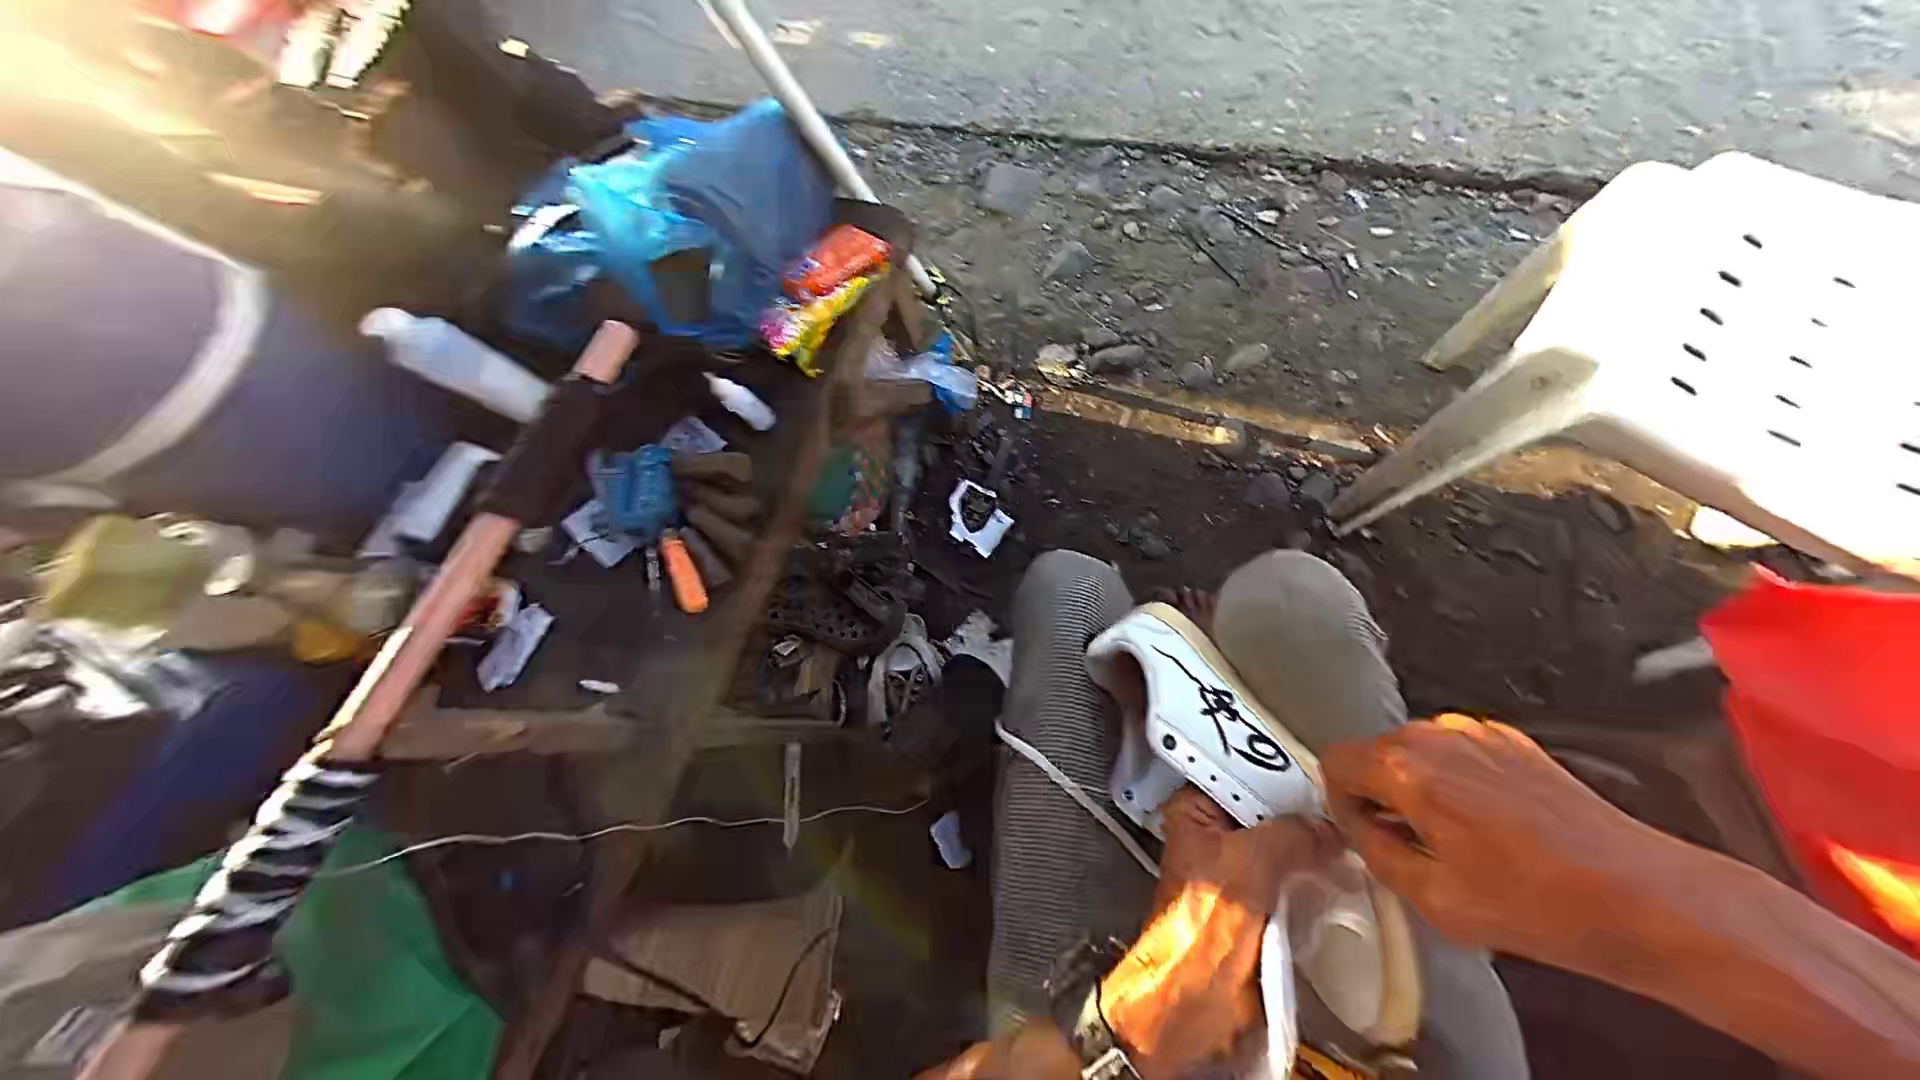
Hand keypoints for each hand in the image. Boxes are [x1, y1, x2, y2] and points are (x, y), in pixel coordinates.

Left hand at [1100, 787, 1339, 1079]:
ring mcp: (1233, 864)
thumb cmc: (1209, 919)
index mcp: (1193, 809)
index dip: (1277, 772)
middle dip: (1299, 811)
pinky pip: (1287, 874)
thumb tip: (1331, 826)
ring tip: (1350, 836)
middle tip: (1343, 807)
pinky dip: (1311, 873)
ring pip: (1278, 843)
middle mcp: (1210, 830)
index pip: (1237, 773)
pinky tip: (1342, 868)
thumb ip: (1291, 835)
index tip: (1320, 772)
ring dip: (1310, 845)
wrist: (1199, 992)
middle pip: (1262, 808)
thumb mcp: (1250, 862)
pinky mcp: (1253, 898)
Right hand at [1322, 714, 1661, 971]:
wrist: (1650, 900)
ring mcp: (1475, 732)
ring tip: (1456, 836)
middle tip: (1411, 843)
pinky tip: (1488, 822)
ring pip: (1410, 752)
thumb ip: (1372, 850)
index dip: (1340, 800)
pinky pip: (1451, 751)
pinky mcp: (1509, 739)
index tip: (1364, 830)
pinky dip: (1452, 779)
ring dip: (1415, 786)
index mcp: (1406, 768)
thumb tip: (1357, 828)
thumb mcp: (1432, 898)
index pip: (1333, 760)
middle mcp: (1434, 736)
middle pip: (1371, 754)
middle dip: (1378, 793)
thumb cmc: (1544, 906)